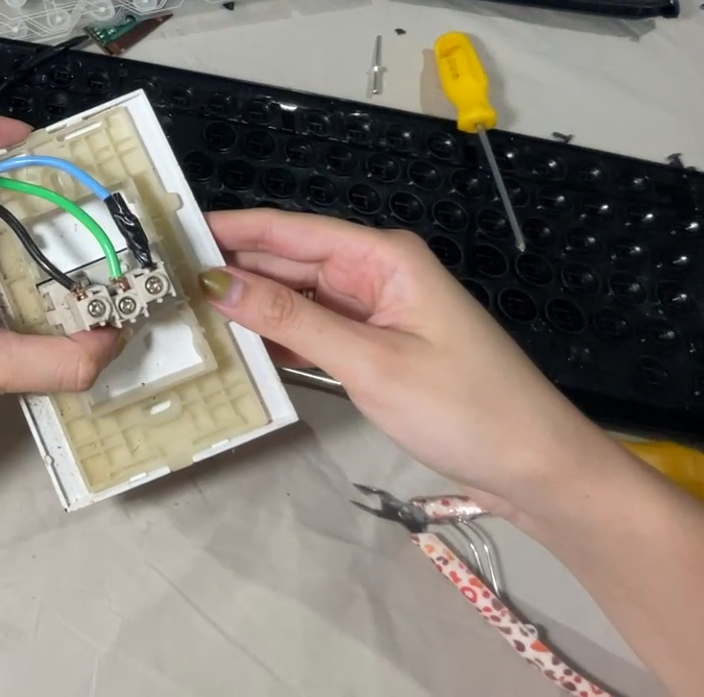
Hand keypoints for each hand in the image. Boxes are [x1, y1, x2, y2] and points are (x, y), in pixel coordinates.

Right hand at [200, 208, 623, 518]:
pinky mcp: (363, 341)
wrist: (541, 474)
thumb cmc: (466, 408)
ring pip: (287, 296)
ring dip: (244, 307)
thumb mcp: (370, 362)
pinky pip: (303, 326)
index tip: (169, 234)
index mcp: (378, 256)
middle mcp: (367, 271)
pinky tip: (231, 343)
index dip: (226, 229)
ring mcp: (364, 307)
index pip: (285, 230)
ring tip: (183, 312)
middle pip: (281, 262)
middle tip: (162, 283)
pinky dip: (270, 335)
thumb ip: (287, 318)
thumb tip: (213, 282)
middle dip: (228, 271)